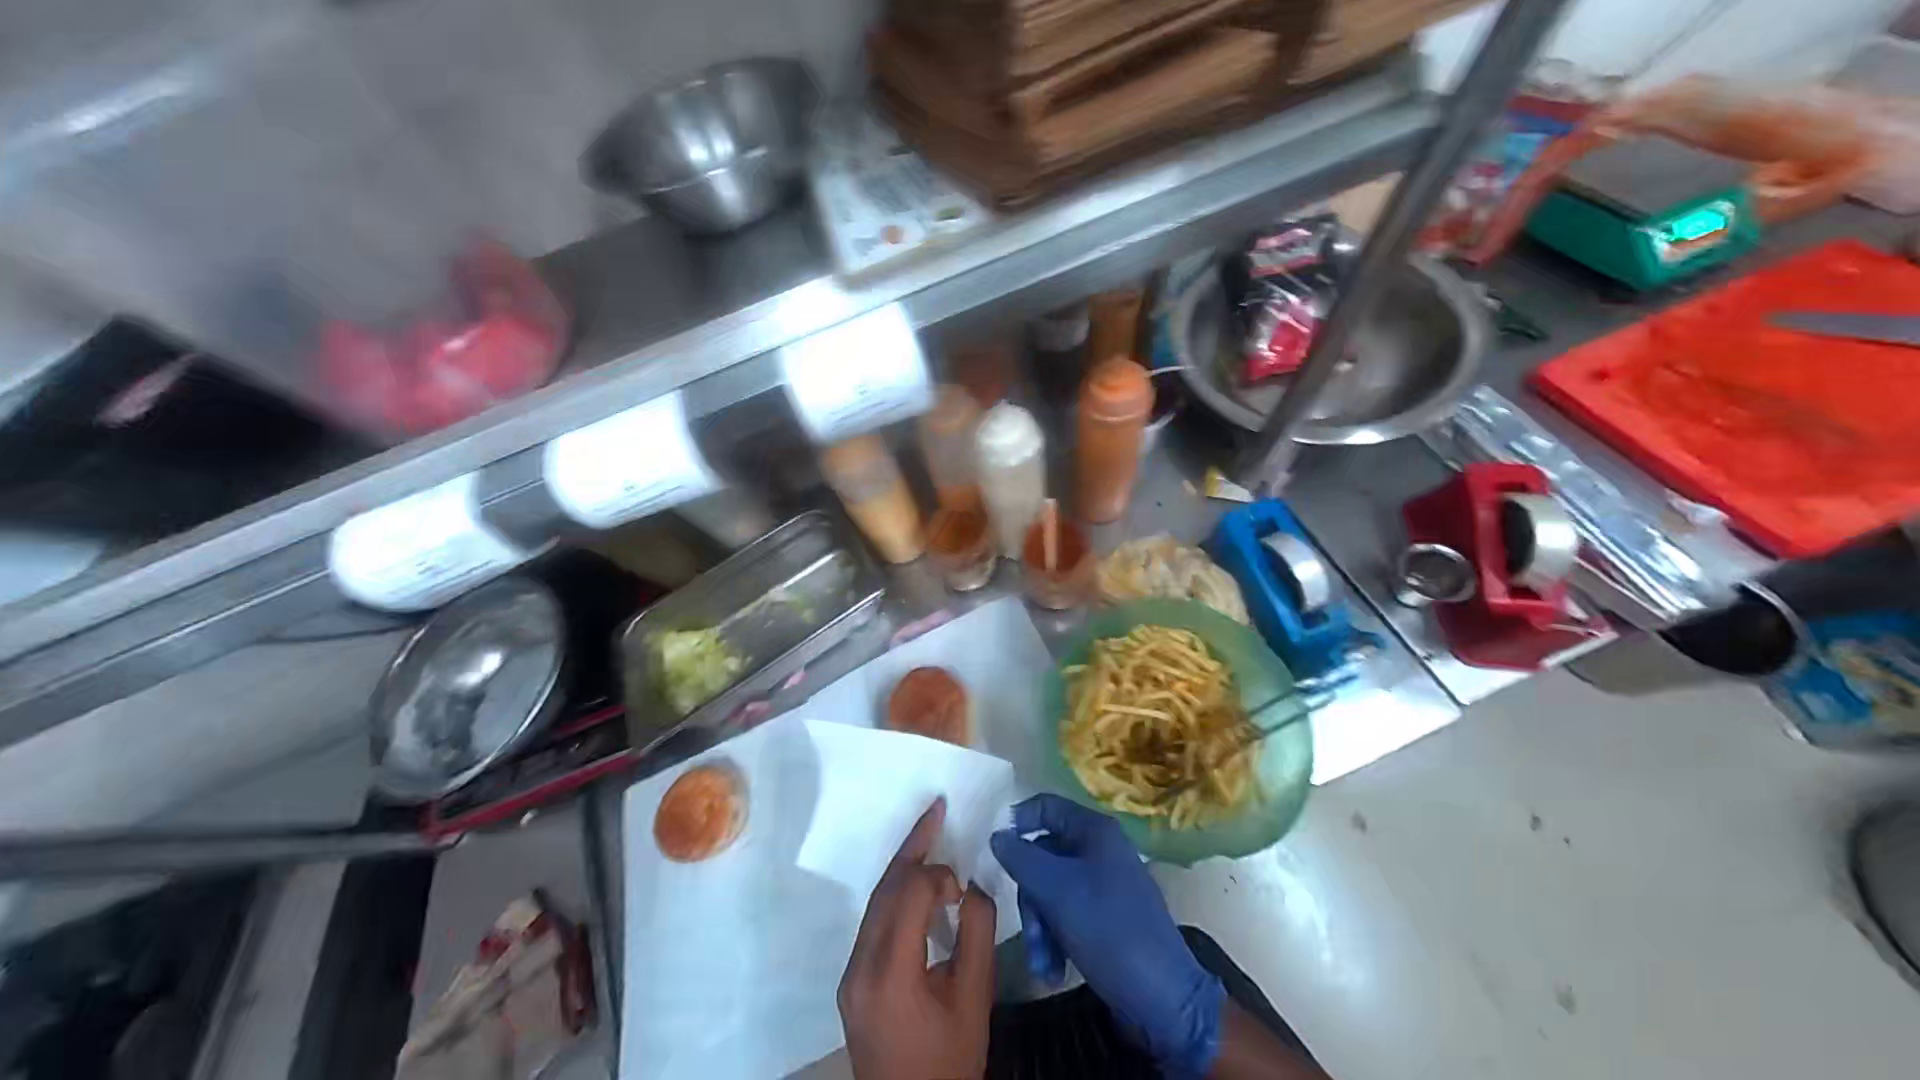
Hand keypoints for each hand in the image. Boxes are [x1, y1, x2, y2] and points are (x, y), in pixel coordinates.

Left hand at [839, 798, 996, 1079]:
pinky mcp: (851, 980)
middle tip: (937, 809)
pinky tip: (918, 888)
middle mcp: (859, 965)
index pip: (907, 893)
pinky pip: (874, 922)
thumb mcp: (976, 999)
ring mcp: (849, 973)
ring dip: (904, 869)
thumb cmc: (950, 1061)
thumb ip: (979, 933)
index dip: (936, 874)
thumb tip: (973, 885)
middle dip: (913, 846)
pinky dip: (897, 897)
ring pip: (875, 901)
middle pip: (885, 888)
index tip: (962, 889)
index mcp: (890, 971)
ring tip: (930, 835)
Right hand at [990, 794, 1224, 1078]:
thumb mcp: (1056, 890)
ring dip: (1040, 928)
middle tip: (1029, 932)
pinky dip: (1056, 940)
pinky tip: (1054, 971)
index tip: (995, 852)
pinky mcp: (1107, 917)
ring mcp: (1105, 885)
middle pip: (1044, 856)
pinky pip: (1068, 915)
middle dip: (1030, 899)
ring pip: (1052, 891)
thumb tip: (997, 835)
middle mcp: (1101, 851)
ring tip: (1042, 965)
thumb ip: (1021, 858)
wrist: (1163, 997)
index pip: (1046, 806)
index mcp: (1095, 831)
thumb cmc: (1107, 930)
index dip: (1018, 822)